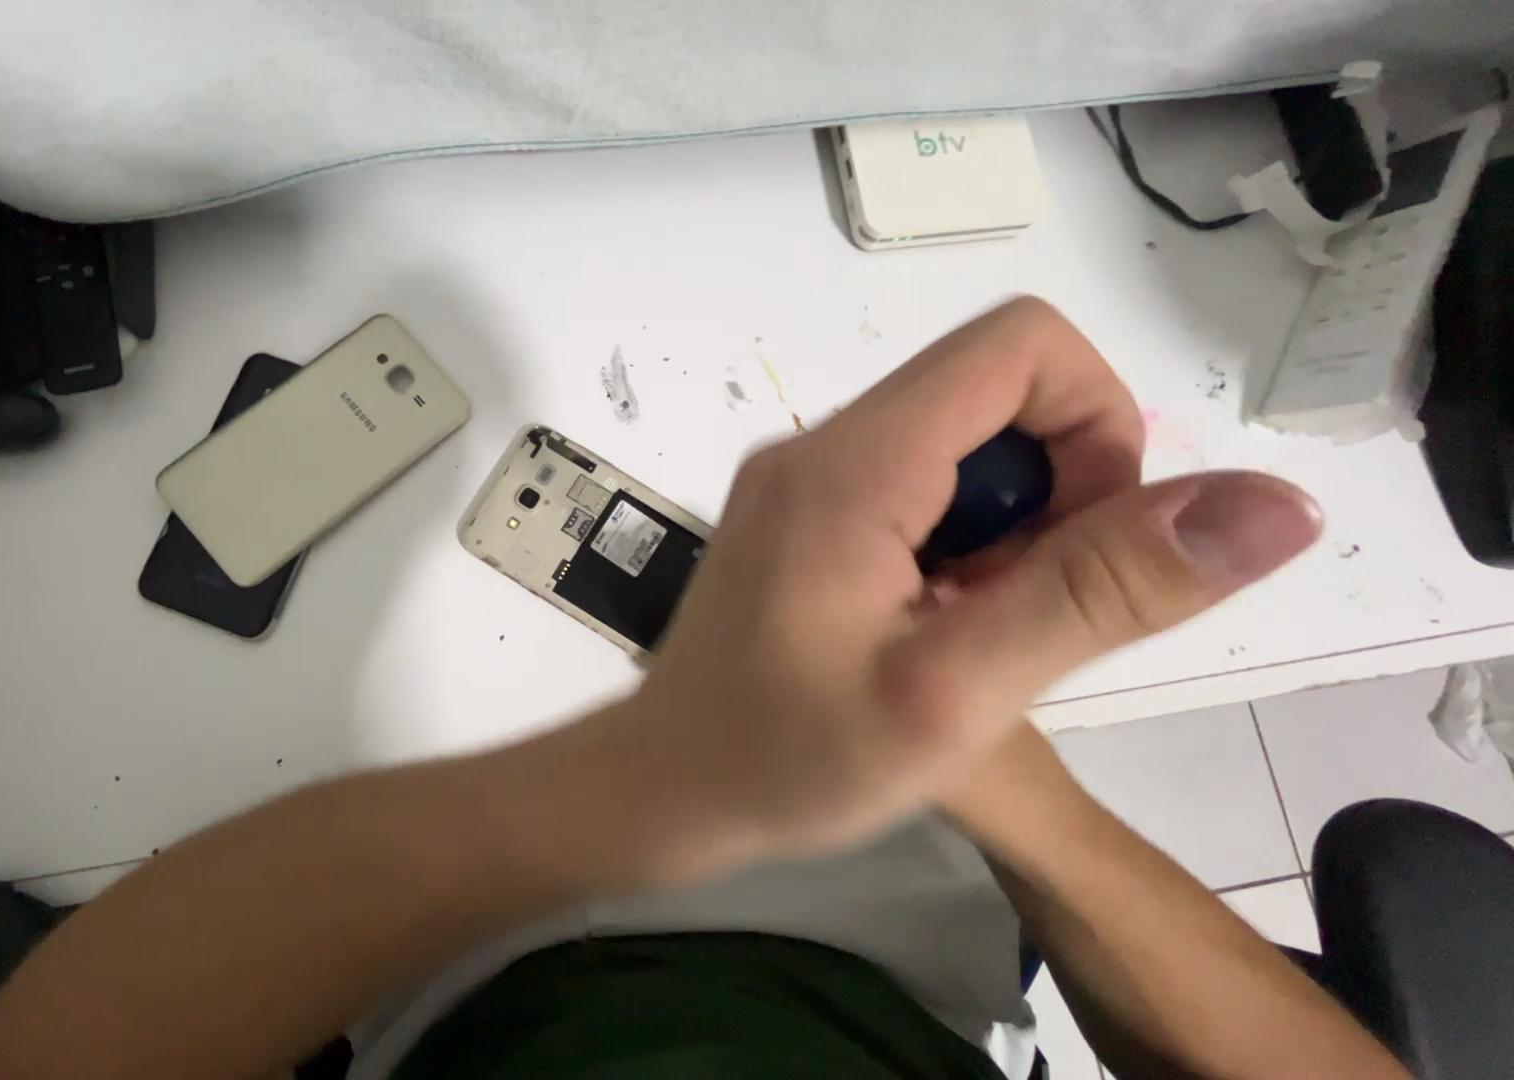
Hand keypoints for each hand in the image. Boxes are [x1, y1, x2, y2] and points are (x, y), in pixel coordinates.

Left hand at [597, 297, 1322, 882]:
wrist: (665, 784)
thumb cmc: (787, 756)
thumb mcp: (955, 691)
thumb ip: (1103, 590)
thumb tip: (1270, 502)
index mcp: (850, 462)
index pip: (1020, 344)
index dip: (1095, 423)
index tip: (1081, 543)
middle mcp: (816, 446)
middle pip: (991, 395)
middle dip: (1050, 493)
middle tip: (1012, 612)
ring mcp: (797, 480)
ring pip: (956, 448)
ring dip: (1001, 531)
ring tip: (960, 632)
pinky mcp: (792, 518)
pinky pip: (906, 489)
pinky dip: (948, 545)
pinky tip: (921, 627)